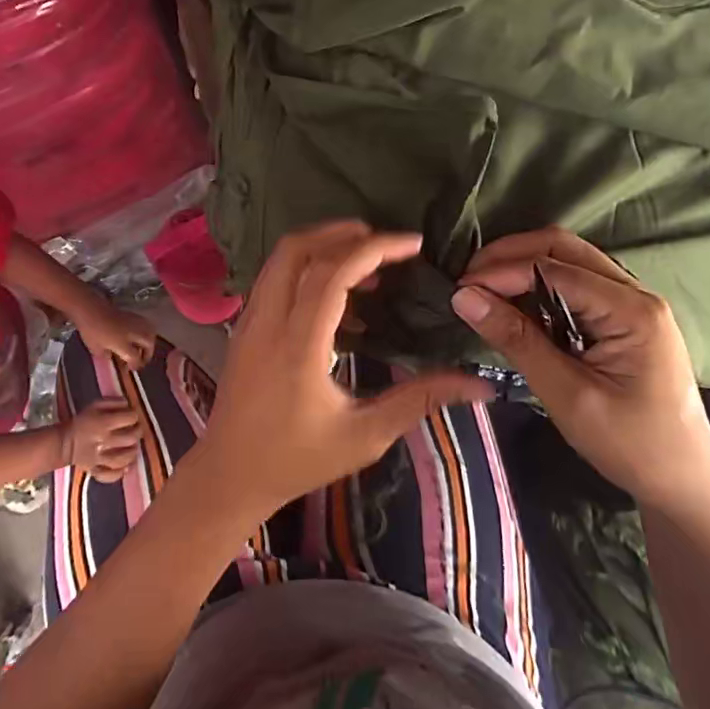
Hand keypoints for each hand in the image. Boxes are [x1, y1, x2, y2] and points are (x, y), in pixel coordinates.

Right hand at [60, 398, 144, 482]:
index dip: (134, 416)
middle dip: (138, 433)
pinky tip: (125, 467)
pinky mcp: (95, 470)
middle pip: (130, 438)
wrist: (62, 442)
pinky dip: (120, 473)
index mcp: (104, 423)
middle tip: (137, 430)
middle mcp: (104, 441)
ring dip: (133, 452)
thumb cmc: (81, 421)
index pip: (129, 418)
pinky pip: (110, 475)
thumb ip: (112, 403)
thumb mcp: (95, 406)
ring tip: (133, 447)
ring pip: (124, 459)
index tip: (133, 416)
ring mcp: (100, 458)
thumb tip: (128, 404)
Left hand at [74, 303, 157, 371]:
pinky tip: (137, 335)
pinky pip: (145, 325)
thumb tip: (112, 356)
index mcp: (124, 344)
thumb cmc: (91, 330)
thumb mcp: (95, 348)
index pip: (136, 358)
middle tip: (141, 358)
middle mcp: (134, 333)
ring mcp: (135, 322)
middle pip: (149, 344)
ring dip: (149, 341)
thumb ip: (106, 355)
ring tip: (142, 347)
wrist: (90, 308)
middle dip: (148, 353)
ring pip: (151, 332)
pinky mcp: (133, 314)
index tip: (131, 368)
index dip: (135, 365)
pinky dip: (145, 332)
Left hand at [186, 221, 493, 517]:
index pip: (332, 272)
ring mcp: (248, 320)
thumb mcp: (364, 435)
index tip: (413, 244)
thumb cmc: (297, 459)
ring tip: (367, 264)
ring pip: (280, 259)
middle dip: (343, 234)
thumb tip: (479, 384)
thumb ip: (419, 400)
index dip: (375, 248)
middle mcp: (267, 321)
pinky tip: (336, 296)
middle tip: (387, 244)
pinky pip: (274, 278)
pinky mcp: (243, 326)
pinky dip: (305, 268)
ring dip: (322, 246)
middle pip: (297, 249)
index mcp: (297, 345)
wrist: (230, 474)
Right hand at [449, 228, 709, 511]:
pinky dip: (536, 284)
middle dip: (508, 256)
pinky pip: (573, 282)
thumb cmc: (632, 445)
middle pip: (562, 248)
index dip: (501, 272)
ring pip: (566, 259)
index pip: (553, 268)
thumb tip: (463, 298)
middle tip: (467, 281)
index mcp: (632, 310)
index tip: (459, 290)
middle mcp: (635, 293)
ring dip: (520, 265)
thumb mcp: (567, 395)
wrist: (683, 483)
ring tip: (481, 289)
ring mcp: (631, 302)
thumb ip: (517, 341)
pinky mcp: (621, 316)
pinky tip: (511, 302)